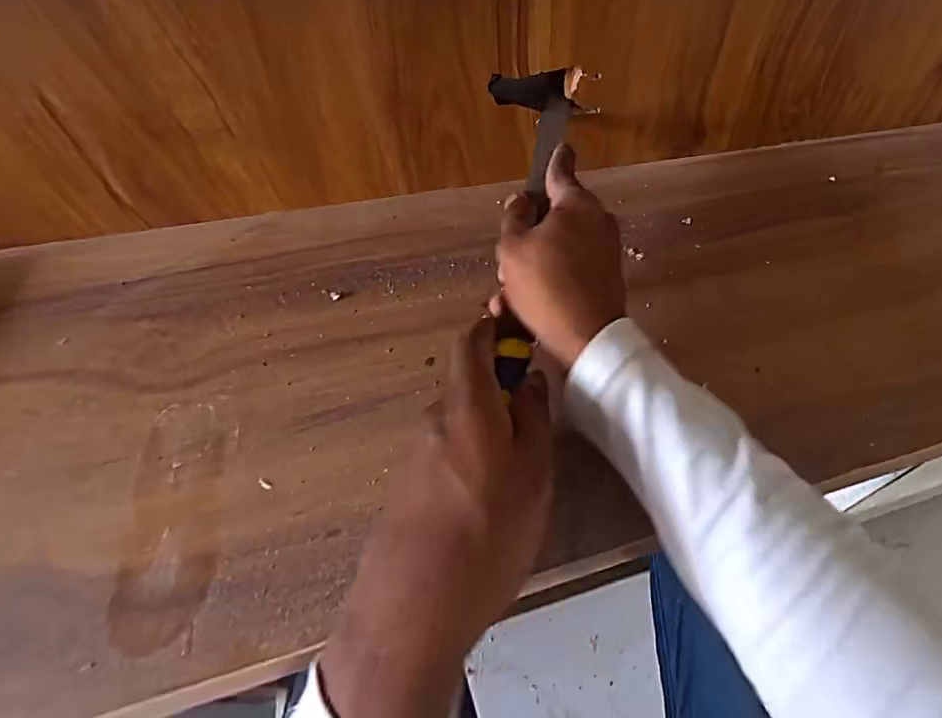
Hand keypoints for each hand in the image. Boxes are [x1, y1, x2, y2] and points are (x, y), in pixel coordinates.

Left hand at [317, 318, 553, 717]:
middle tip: (534, 432)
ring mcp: (416, 454)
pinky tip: (486, 507)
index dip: (493, 329)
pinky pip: (446, 453)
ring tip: (516, 482)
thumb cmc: (488, 534)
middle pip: (468, 385)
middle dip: (501, 394)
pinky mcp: (407, 486)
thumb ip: (534, 420)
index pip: (471, 342)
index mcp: (467, 406)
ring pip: (460, 423)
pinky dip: (470, 460)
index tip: (518, 335)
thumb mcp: (533, 476)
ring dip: (488, 433)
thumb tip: (530, 380)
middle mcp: (435, 420)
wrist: (411, 612)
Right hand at [498, 144, 627, 366]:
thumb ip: (514, 218)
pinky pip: (570, 267)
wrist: (588, 338)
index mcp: (576, 204)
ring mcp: (605, 248)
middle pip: (555, 214)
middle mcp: (597, 220)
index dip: (554, 158)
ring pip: (558, 245)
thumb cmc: (546, 286)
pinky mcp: (607, 274)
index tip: (560, 145)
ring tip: (509, 294)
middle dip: (529, 233)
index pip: (561, 170)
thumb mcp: (512, 249)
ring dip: (533, 263)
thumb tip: (522, 202)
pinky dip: (549, 279)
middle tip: (506, 260)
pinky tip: (524, 306)